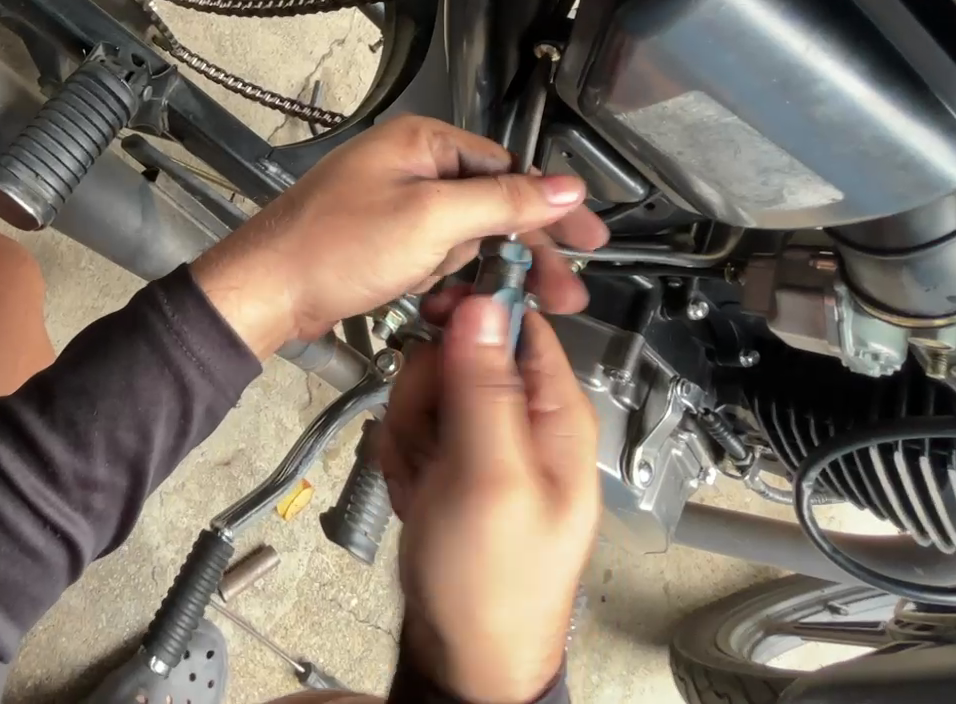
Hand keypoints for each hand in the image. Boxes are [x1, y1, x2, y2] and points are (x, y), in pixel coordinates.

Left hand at [189, 116, 608, 356]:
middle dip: (520, 251)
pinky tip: (433, 302)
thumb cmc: (336, 246)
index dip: (550, 207)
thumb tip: (565, 187)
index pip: (507, 168)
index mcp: (420, 144)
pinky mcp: (379, 240)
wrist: (269, 290)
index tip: (588, 241)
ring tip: (474, 300)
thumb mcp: (431, 220)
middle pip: (488, 204)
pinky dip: (437, 281)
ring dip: (471, 272)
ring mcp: (392, 204)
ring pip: (461, 237)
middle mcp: (407, 167)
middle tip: (560, 293)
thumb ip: (502, 201)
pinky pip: (430, 256)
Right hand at [380, 294, 601, 703]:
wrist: (458, 649)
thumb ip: (484, 387)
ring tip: (425, 478)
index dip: (471, 315)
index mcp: (553, 412)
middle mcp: (519, 418)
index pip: (516, 323)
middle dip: (426, 393)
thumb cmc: (492, 580)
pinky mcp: (448, 458)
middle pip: (456, 354)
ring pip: (424, 388)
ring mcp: (480, 439)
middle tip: (431, 441)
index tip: (433, 328)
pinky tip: (417, 490)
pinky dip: (402, 454)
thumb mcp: (490, 476)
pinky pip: (408, 424)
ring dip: (409, 431)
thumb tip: (483, 305)